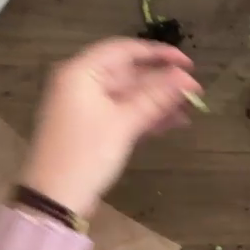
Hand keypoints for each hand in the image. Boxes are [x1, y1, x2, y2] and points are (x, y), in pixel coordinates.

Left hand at [20, 39, 201, 217]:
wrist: (54, 199)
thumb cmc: (85, 154)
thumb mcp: (123, 123)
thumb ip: (156, 97)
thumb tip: (186, 78)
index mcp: (82, 72)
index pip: (125, 50)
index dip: (158, 53)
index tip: (188, 62)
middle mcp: (82, 83)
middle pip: (129, 73)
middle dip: (162, 82)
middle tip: (194, 90)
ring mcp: (87, 106)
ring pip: (129, 95)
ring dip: (158, 101)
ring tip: (190, 108)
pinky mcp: (93, 127)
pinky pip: (124, 112)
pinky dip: (146, 116)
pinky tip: (173, 122)